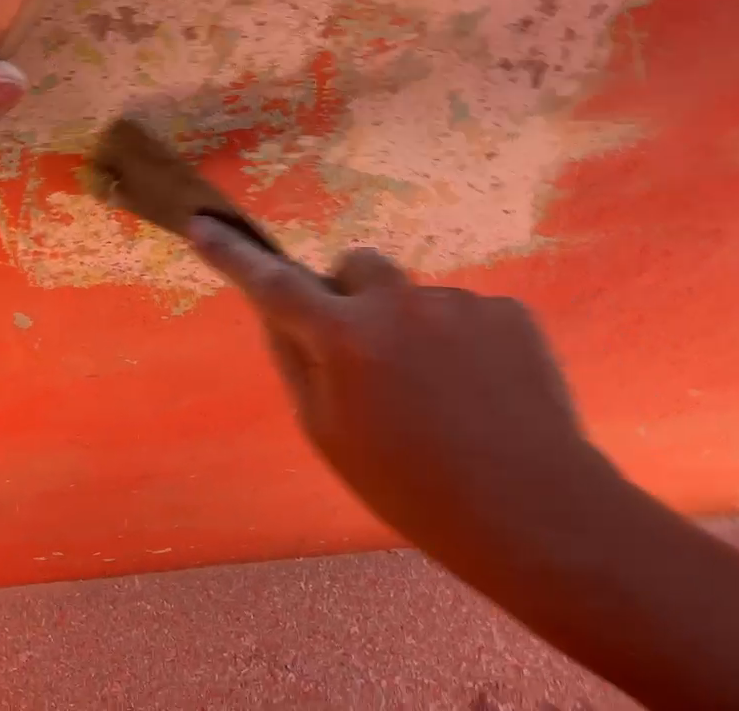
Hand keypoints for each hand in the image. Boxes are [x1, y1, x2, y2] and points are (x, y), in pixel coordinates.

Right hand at [188, 217, 611, 557]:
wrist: (535, 513)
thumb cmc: (410, 487)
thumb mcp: (327, 433)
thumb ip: (295, 361)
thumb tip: (278, 314)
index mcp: (345, 338)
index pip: (273, 284)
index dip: (234, 256)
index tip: (203, 226)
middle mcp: (398, 304)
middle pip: (356, 266)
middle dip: (352, 295)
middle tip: (369, 352)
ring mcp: (459, 302)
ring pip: (415, 297)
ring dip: (412, 327)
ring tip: (443, 393)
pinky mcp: (509, 311)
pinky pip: (465, 313)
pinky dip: (461, 341)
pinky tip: (482, 391)